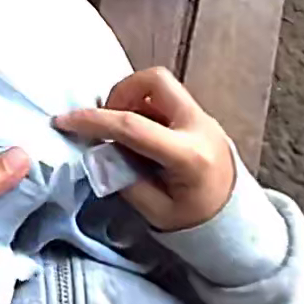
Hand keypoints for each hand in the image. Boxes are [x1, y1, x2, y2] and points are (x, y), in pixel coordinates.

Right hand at [53, 67, 234, 231]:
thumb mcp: (155, 211)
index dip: (93, 121)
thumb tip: (99, 152)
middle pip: (155, 80)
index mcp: (189, 155)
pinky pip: (166, 99)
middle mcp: (199, 126)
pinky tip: (140, 137)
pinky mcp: (199, 117)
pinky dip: (144, 108)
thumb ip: (124, 178)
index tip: (64, 121)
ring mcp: (202, 118)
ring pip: (159, 85)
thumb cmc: (197, 222)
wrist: (239, 223)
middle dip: (122, 92)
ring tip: (124, 133)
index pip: (132, 125)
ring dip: (133, 100)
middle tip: (109, 121)